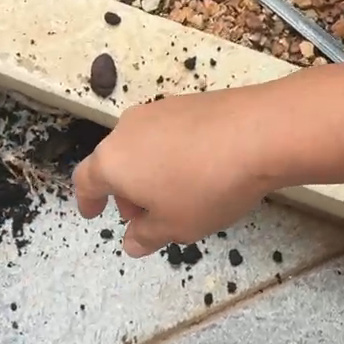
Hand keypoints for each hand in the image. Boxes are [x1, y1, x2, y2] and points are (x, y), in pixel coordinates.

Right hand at [72, 87, 285, 256]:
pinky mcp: (188, 101)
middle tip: (146, 215)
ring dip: (150, 172)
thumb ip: (147, 236)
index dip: (87, 200)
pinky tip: (201, 169)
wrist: (258, 132)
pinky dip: (172, 153)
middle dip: (126, 191)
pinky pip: (169, 133)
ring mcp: (158, 110)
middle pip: (115, 161)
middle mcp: (128, 128)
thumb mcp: (175, 226)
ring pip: (142, 145)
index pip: (86, 180)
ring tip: (178, 194)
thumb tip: (131, 241)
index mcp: (113, 160)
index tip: (93, 214)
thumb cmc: (205, 187)